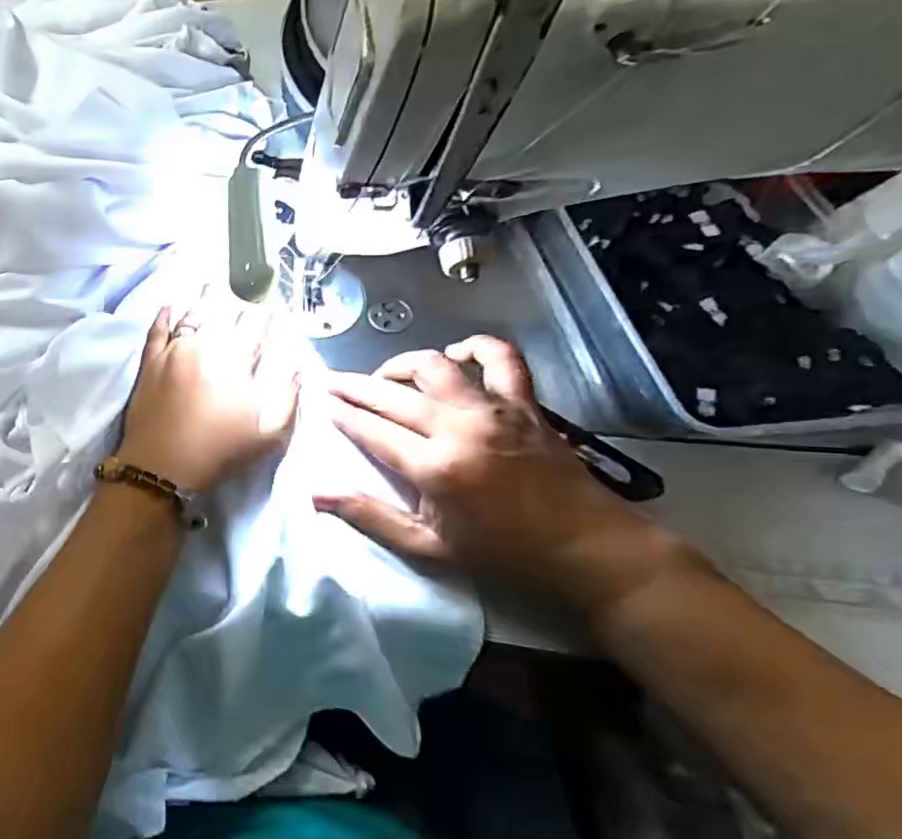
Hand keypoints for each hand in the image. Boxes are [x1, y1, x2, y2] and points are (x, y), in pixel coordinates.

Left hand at [117, 290, 300, 493]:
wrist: (161, 468)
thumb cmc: (219, 453)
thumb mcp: (268, 436)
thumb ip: (287, 400)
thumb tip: (298, 371)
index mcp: (235, 362)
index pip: (255, 328)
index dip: (267, 317)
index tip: (275, 309)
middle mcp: (206, 347)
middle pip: (224, 315)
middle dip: (237, 303)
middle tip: (245, 292)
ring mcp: (174, 351)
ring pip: (192, 316)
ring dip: (204, 301)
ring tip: (211, 287)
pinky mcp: (149, 362)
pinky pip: (157, 330)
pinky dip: (165, 316)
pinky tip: (170, 306)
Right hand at [317, 335, 686, 615]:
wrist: (584, 548)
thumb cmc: (503, 554)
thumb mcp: (430, 548)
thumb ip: (371, 518)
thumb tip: (317, 495)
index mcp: (434, 467)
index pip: (372, 430)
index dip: (343, 415)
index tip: (323, 403)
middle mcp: (458, 427)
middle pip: (394, 395)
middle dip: (357, 386)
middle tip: (334, 381)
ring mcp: (493, 409)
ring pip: (435, 366)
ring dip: (402, 365)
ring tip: (386, 377)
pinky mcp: (523, 402)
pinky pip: (500, 358)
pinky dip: (477, 347)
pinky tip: (457, 352)